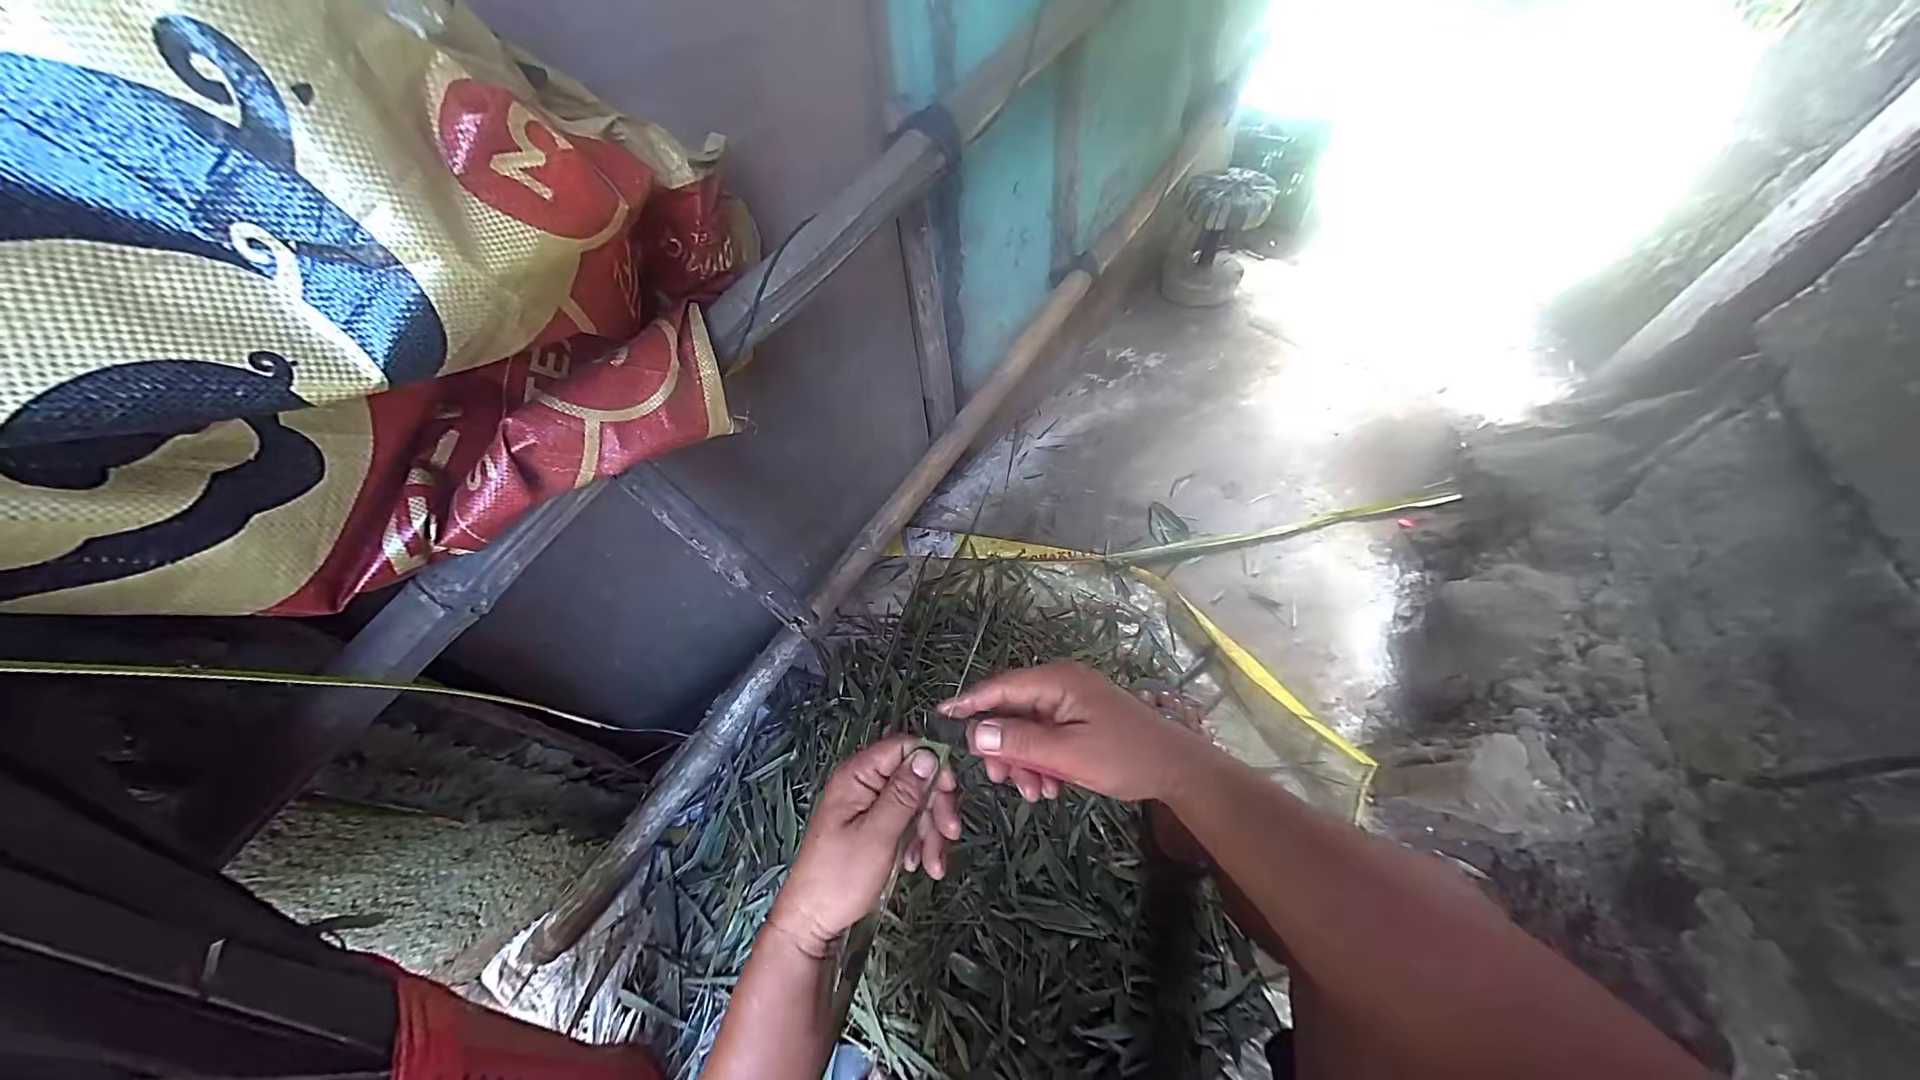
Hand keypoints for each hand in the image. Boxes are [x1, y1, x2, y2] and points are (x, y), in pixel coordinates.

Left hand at [766, 734, 960, 957]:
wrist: (812, 924)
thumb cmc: (840, 878)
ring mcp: (869, 806)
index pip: (904, 747)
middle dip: (935, 805)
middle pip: (915, 776)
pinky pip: (906, 822)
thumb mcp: (877, 834)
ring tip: (934, 864)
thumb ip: (904, 793)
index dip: (932, 764)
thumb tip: (928, 754)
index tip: (949, 792)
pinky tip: (919, 865)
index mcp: (858, 775)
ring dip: (931, 830)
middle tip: (949, 833)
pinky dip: (918, 841)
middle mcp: (864, 784)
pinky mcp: (874, 827)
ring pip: (916, 802)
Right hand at [937, 662, 1219, 801]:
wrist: (1177, 769)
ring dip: (1024, 760)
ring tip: (1034, 791)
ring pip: (1029, 728)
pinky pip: (1047, 736)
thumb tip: (973, 733)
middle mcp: (1061, 684)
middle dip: (1004, 746)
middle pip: (1013, 710)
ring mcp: (1071, 702)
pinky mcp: (1080, 720)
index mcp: (1057, 681)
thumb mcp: (1067, 754)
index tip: (941, 716)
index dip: (969, 702)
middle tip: (1000, 778)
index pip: (1001, 686)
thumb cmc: (1123, 757)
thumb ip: (1019, 742)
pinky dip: (1042, 760)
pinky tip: (1049, 786)